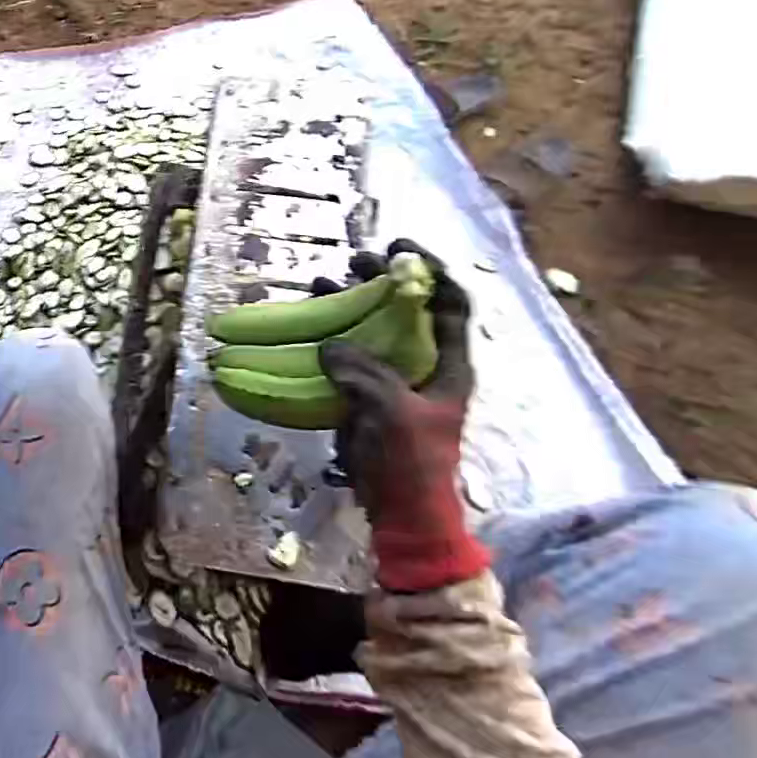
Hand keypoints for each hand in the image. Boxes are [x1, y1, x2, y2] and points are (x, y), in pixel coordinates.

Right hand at [317, 240, 489, 592]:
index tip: (397, 248)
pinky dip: (327, 331)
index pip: (450, 304)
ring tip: (321, 282)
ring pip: (373, 325)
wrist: (400, 509)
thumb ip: (365, 376)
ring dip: (349, 302)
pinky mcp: (363, 390)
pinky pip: (346, 350)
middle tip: (352, 261)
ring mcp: (392, 376)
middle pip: (407, 307)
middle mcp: (423, 363)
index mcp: (448, 365)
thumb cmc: (411, 463)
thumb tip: (328, 345)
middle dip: (382, 280)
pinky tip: (307, 323)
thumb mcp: (393, 416)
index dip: (429, 270)